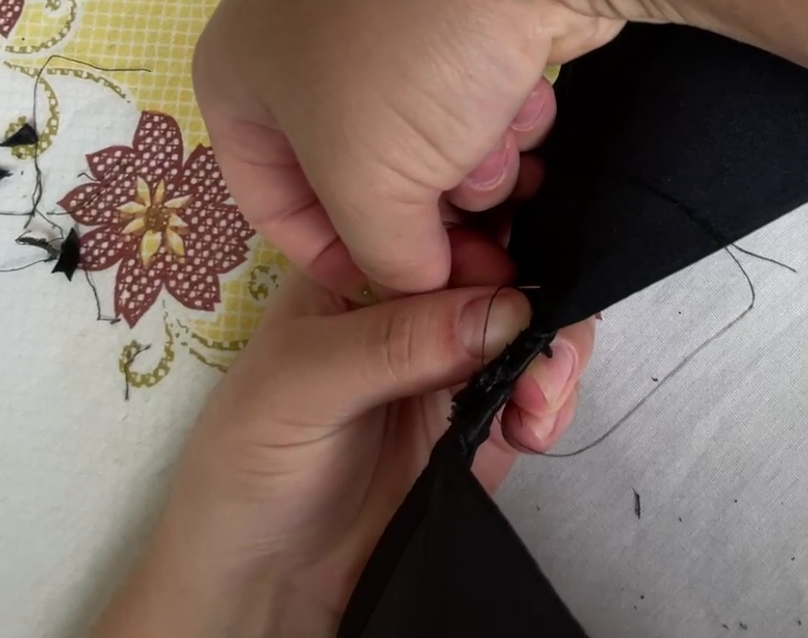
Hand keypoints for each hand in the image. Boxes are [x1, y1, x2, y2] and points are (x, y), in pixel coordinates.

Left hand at [93, 264, 594, 637]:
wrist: (268, 588)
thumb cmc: (251, 465)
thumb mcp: (300, 384)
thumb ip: (395, 341)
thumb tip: (506, 308)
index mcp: (367, 262)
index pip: (442, 219)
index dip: (493, 235)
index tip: (513, 282)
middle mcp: (422, 300)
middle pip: (507, 265)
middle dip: (541, 298)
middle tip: (545, 353)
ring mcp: (460, 356)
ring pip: (536, 321)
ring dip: (556, 353)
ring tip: (540, 404)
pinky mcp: (489, 412)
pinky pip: (542, 383)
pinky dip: (556, 397)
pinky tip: (536, 430)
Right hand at [192, 0, 636, 296]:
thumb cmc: (410, 44)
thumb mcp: (367, 175)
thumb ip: (384, 251)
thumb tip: (419, 277)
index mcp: (248, 72)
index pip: (274, 199)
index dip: (336, 260)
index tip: (402, 297)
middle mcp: (318, 34)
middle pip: (370, 168)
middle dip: (425, 210)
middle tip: (479, 238)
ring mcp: (402, 6)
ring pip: (437, 132)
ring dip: (474, 161)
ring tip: (500, 146)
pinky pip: (486, 87)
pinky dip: (509, 109)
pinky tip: (529, 98)